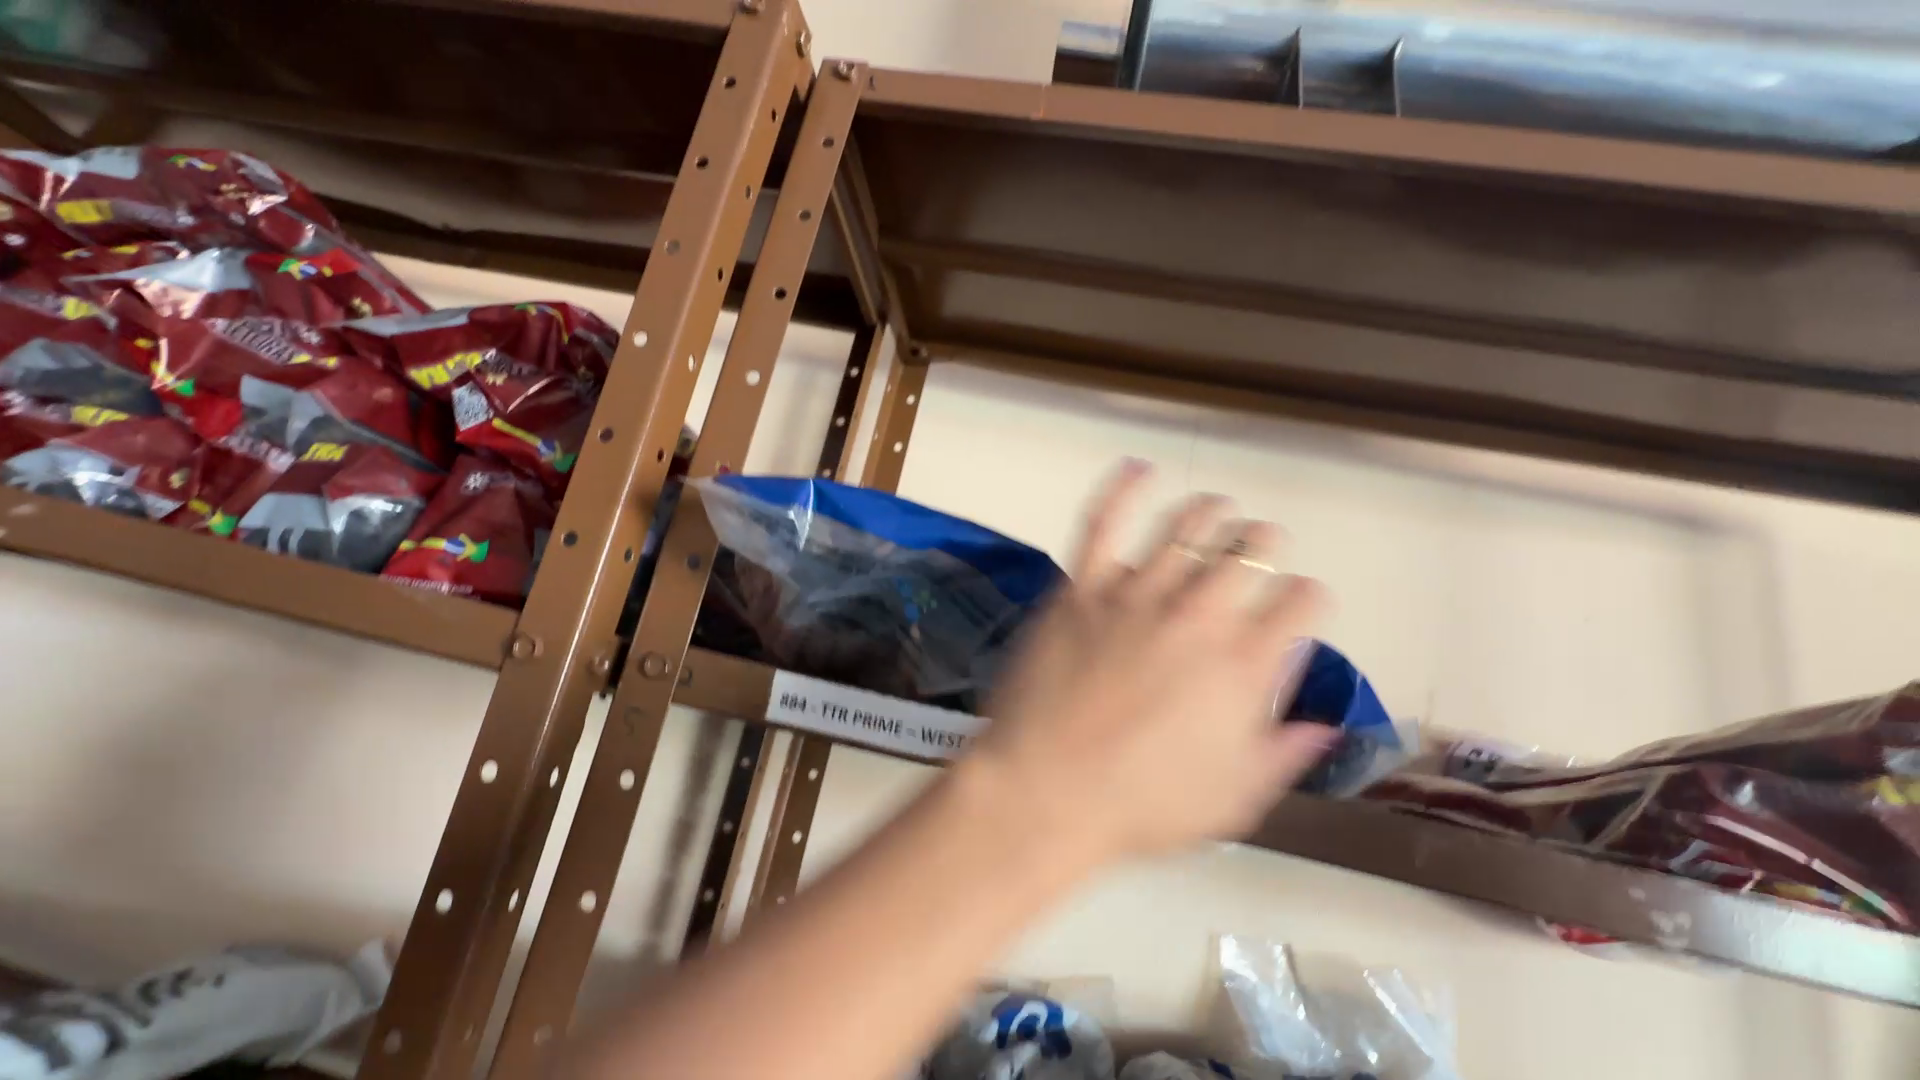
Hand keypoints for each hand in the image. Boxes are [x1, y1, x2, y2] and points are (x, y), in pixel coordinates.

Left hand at [963, 460, 1335, 867]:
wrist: (1045, 790)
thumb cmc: (1143, 805)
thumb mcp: (1234, 798)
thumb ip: (1282, 752)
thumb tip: (1323, 723)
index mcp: (1247, 663)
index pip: (1304, 601)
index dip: (1309, 600)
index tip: (1300, 608)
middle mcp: (1201, 613)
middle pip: (1252, 549)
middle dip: (1266, 544)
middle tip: (1261, 550)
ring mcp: (1137, 592)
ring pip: (1188, 527)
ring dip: (1213, 512)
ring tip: (1219, 510)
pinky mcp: (1081, 586)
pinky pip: (1103, 521)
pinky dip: (1124, 488)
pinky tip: (1140, 467)